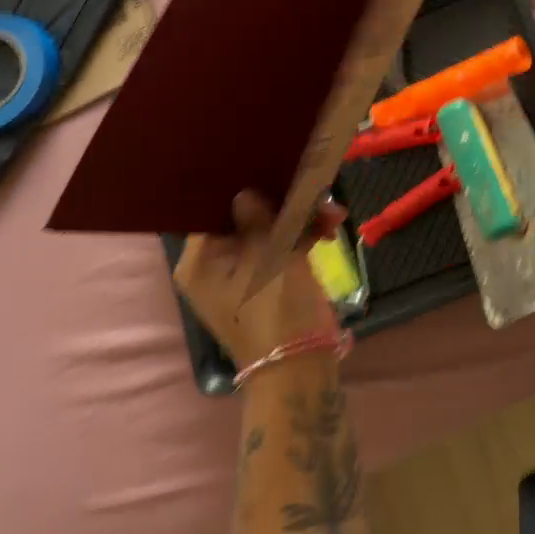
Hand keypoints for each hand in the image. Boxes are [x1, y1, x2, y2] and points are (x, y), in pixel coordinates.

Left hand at [173, 191, 346, 371]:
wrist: (300, 364)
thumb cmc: (275, 310)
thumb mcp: (268, 259)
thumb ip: (258, 221)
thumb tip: (245, 192)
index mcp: (200, 262)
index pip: (214, 210)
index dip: (246, 189)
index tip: (274, 169)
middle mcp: (216, 264)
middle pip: (247, 218)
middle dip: (284, 203)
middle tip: (316, 191)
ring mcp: (246, 272)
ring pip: (272, 228)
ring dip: (303, 217)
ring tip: (334, 214)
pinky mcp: (273, 279)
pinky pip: (286, 245)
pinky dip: (306, 235)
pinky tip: (332, 228)